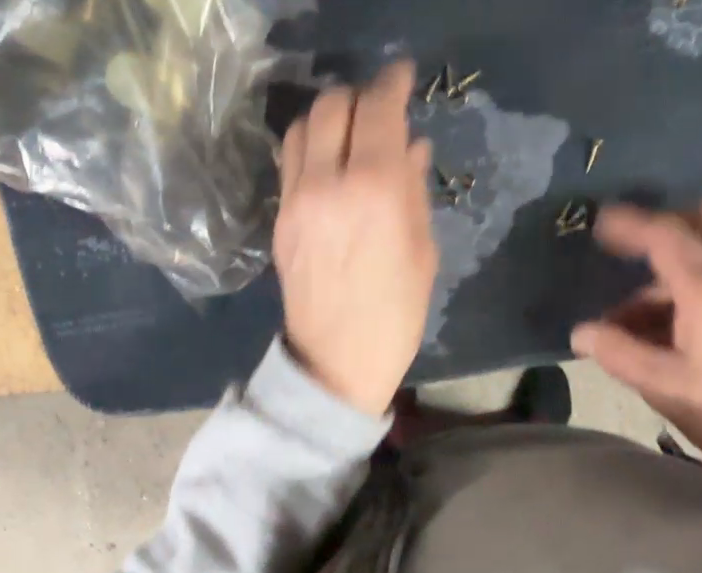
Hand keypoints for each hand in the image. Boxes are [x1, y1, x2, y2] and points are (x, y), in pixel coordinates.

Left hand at [274, 61, 437, 414]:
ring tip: (349, 133)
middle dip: (358, 98)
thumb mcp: (422, 253)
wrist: (336, 365)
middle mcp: (327, 183)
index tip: (403, 78)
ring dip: (328, 118)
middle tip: (378, 111)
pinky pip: (289, 162)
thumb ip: (414, 191)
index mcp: (374, 190)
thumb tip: (410, 148)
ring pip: (302, 128)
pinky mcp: (279, 220)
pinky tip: (328, 164)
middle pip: (331, 106)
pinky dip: (309, 148)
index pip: (377, 109)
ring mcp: (295, 201)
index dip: (392, 84)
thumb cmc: (395, 317)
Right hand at [571, 201, 701, 542]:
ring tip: (636, 316)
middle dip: (666, 224)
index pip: (666, 235)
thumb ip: (618, 353)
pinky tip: (673, 327)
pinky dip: (697, 282)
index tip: (600, 223)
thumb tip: (582, 333)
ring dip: (677, 265)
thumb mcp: (661, 385)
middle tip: (632, 250)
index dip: (630, 225)